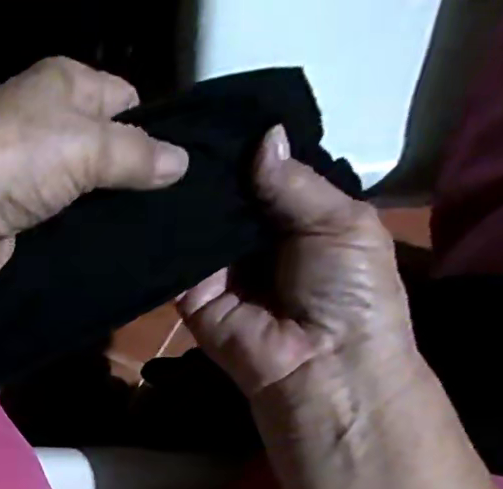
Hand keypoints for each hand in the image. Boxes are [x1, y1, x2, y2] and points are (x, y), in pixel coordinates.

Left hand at [0, 57, 189, 282]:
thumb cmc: (22, 158)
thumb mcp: (90, 146)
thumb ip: (137, 155)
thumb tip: (182, 163)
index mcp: (62, 80)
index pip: (122, 97)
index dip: (148, 127)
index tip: (172, 166)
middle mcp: (43, 116)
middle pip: (102, 142)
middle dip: (128, 170)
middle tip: (163, 204)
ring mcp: (27, 165)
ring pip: (81, 183)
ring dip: (103, 204)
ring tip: (140, 228)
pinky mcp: (18, 209)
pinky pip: (61, 215)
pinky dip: (78, 227)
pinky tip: (103, 244)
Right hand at [176, 126, 416, 402]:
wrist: (323, 367)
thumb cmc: (351, 291)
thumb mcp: (341, 221)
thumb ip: (296, 182)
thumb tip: (263, 135)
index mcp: (298, 221)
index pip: (265, 176)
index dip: (247, 146)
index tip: (220, 106)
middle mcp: (255, 244)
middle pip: (226, 197)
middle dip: (211, 167)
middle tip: (181, 121)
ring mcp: (220, 272)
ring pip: (198, 225)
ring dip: (185, 196)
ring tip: (162, 149)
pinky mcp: (190, 298)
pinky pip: (176, 261)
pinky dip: (166, 234)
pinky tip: (151, 196)